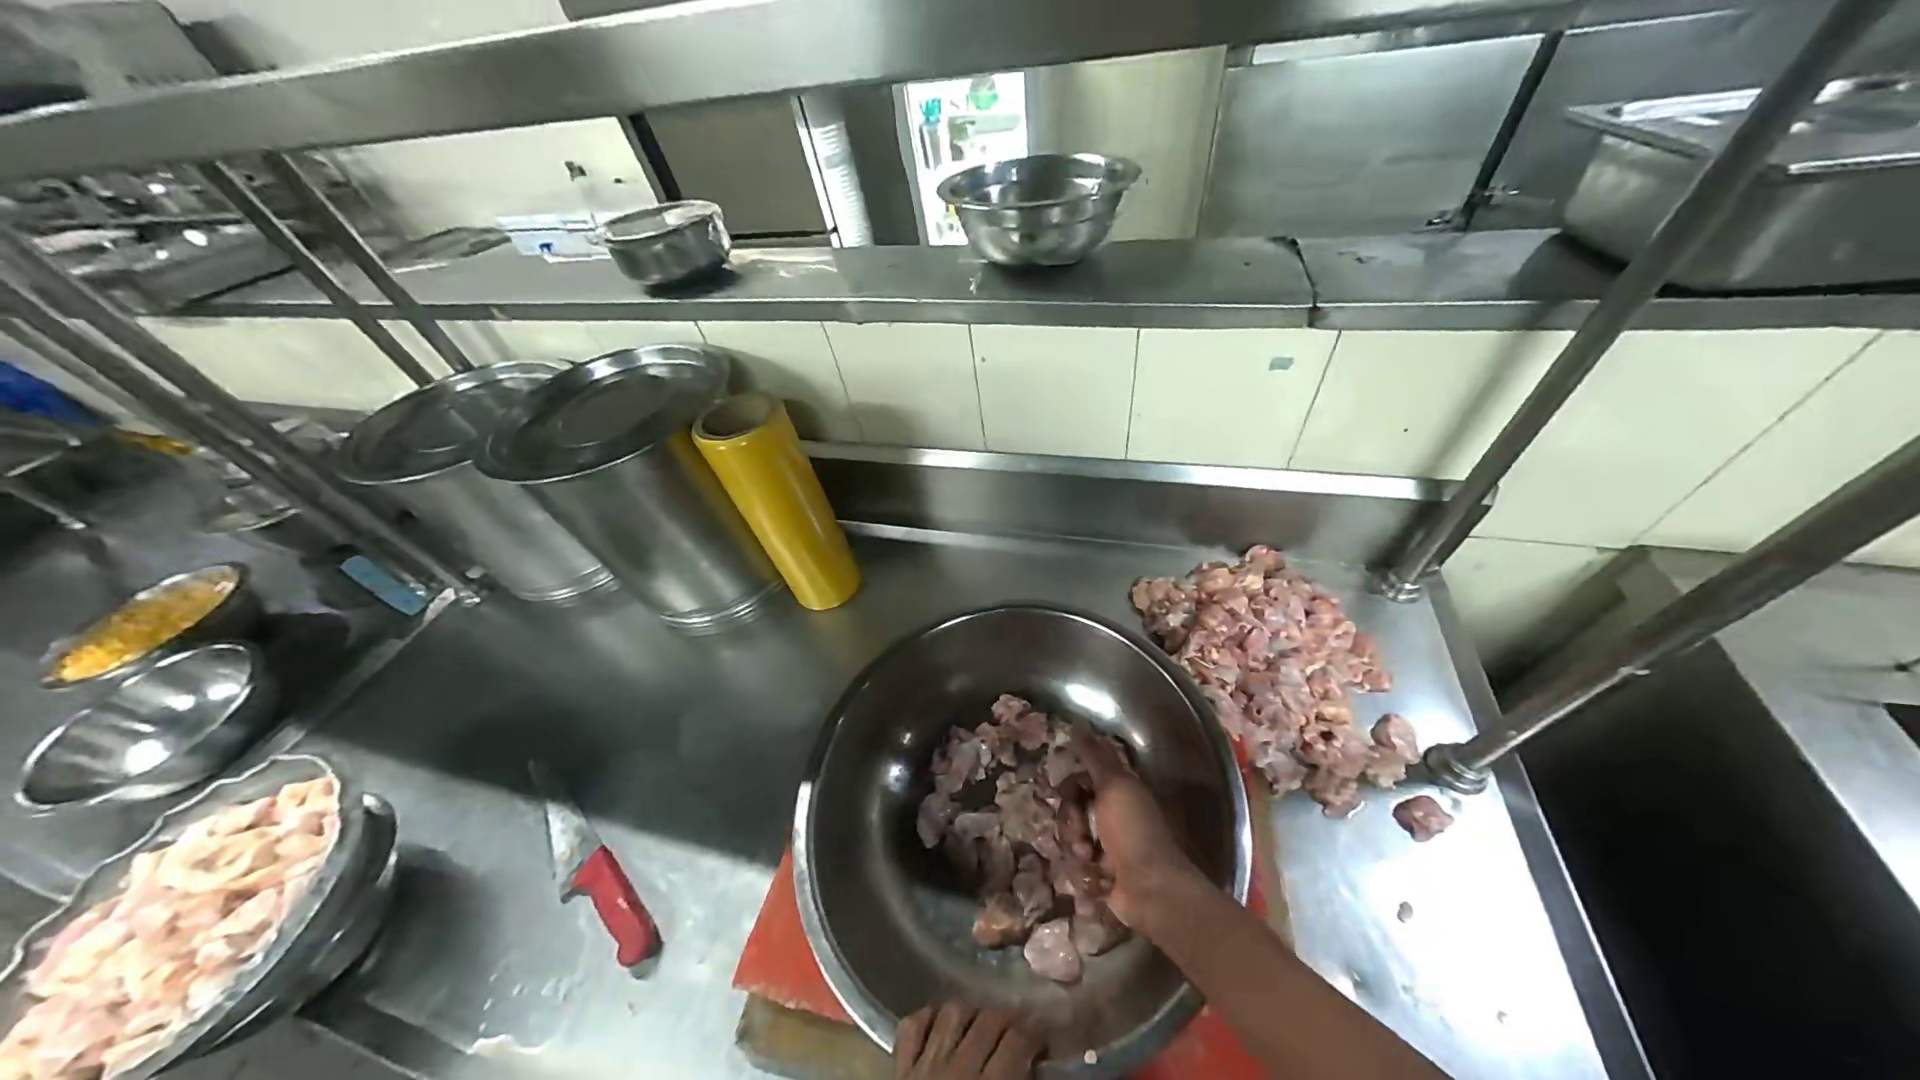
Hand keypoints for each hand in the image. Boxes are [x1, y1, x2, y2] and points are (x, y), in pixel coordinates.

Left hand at [895, 1002, 1042, 1079]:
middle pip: (988, 1020)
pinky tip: (938, 1022)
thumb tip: (1038, 1061)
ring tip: (979, 1022)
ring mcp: (925, 1065)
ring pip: (952, 1012)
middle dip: (1007, 1018)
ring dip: (970, 1013)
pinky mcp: (901, 1069)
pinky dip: (926, 1018)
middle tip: (1016, 1025)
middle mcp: (958, 1068)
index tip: (1043, 1035)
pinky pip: (911, 1027)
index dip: (1035, 1033)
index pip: (1018, 1040)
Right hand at [1071, 724, 1210, 934]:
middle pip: (1071, 811)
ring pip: (1070, 839)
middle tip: (1083, 834)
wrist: (1151, 889)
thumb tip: (1077, 723)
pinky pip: (1076, 867)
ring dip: (1075, 848)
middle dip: (1072, 823)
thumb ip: (1094, 755)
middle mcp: (1111, 815)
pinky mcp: (1100, 875)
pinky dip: (1083, 872)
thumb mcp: (1114, 786)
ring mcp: (1106, 846)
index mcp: (1118, 791)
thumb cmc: (1134, 832)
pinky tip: (1096, 878)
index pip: (1080, 780)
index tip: (1069, 794)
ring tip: (1089, 859)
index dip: (1071, 787)